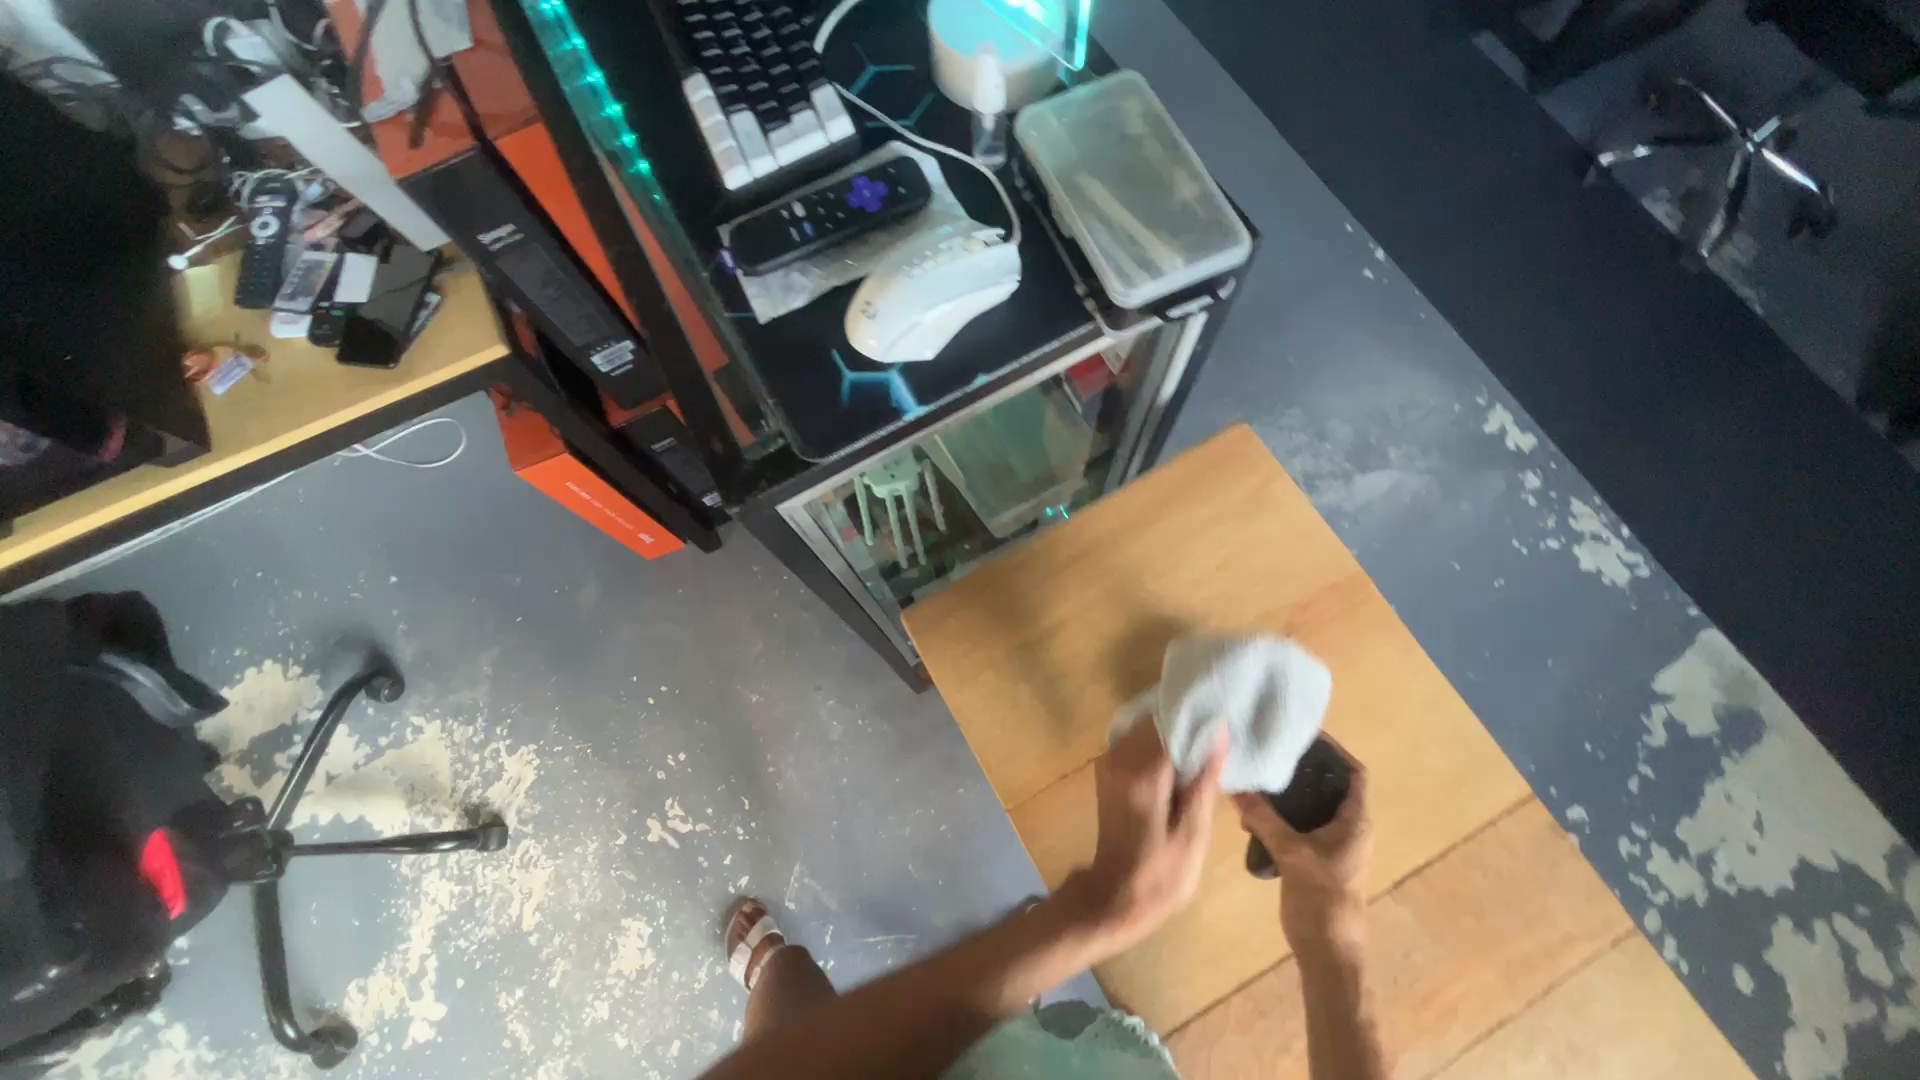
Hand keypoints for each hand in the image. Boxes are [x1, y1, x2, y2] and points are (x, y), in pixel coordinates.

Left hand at [1065, 719, 1225, 955]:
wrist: (1115, 898)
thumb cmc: (1160, 875)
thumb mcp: (1193, 833)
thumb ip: (1204, 780)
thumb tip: (1219, 732)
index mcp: (1142, 773)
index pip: (1170, 722)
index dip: (1197, 716)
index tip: (1223, 712)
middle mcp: (1118, 759)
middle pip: (1155, 721)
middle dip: (1184, 722)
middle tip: (1217, 731)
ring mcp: (1108, 765)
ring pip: (1143, 730)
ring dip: (1171, 734)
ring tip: (1203, 746)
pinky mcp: (1106, 773)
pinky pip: (1134, 744)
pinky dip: (1156, 746)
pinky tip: (1180, 763)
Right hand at [1232, 740, 1371, 945]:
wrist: (1328, 949)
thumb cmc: (1322, 897)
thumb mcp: (1290, 852)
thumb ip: (1263, 818)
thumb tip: (1235, 787)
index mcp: (1355, 822)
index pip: (1354, 774)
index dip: (1334, 752)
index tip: (1304, 736)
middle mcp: (1349, 828)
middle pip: (1329, 787)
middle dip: (1301, 770)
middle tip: (1270, 754)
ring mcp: (1333, 845)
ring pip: (1311, 807)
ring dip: (1287, 795)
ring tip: (1257, 781)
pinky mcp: (1316, 859)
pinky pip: (1300, 826)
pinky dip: (1281, 816)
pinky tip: (1254, 813)